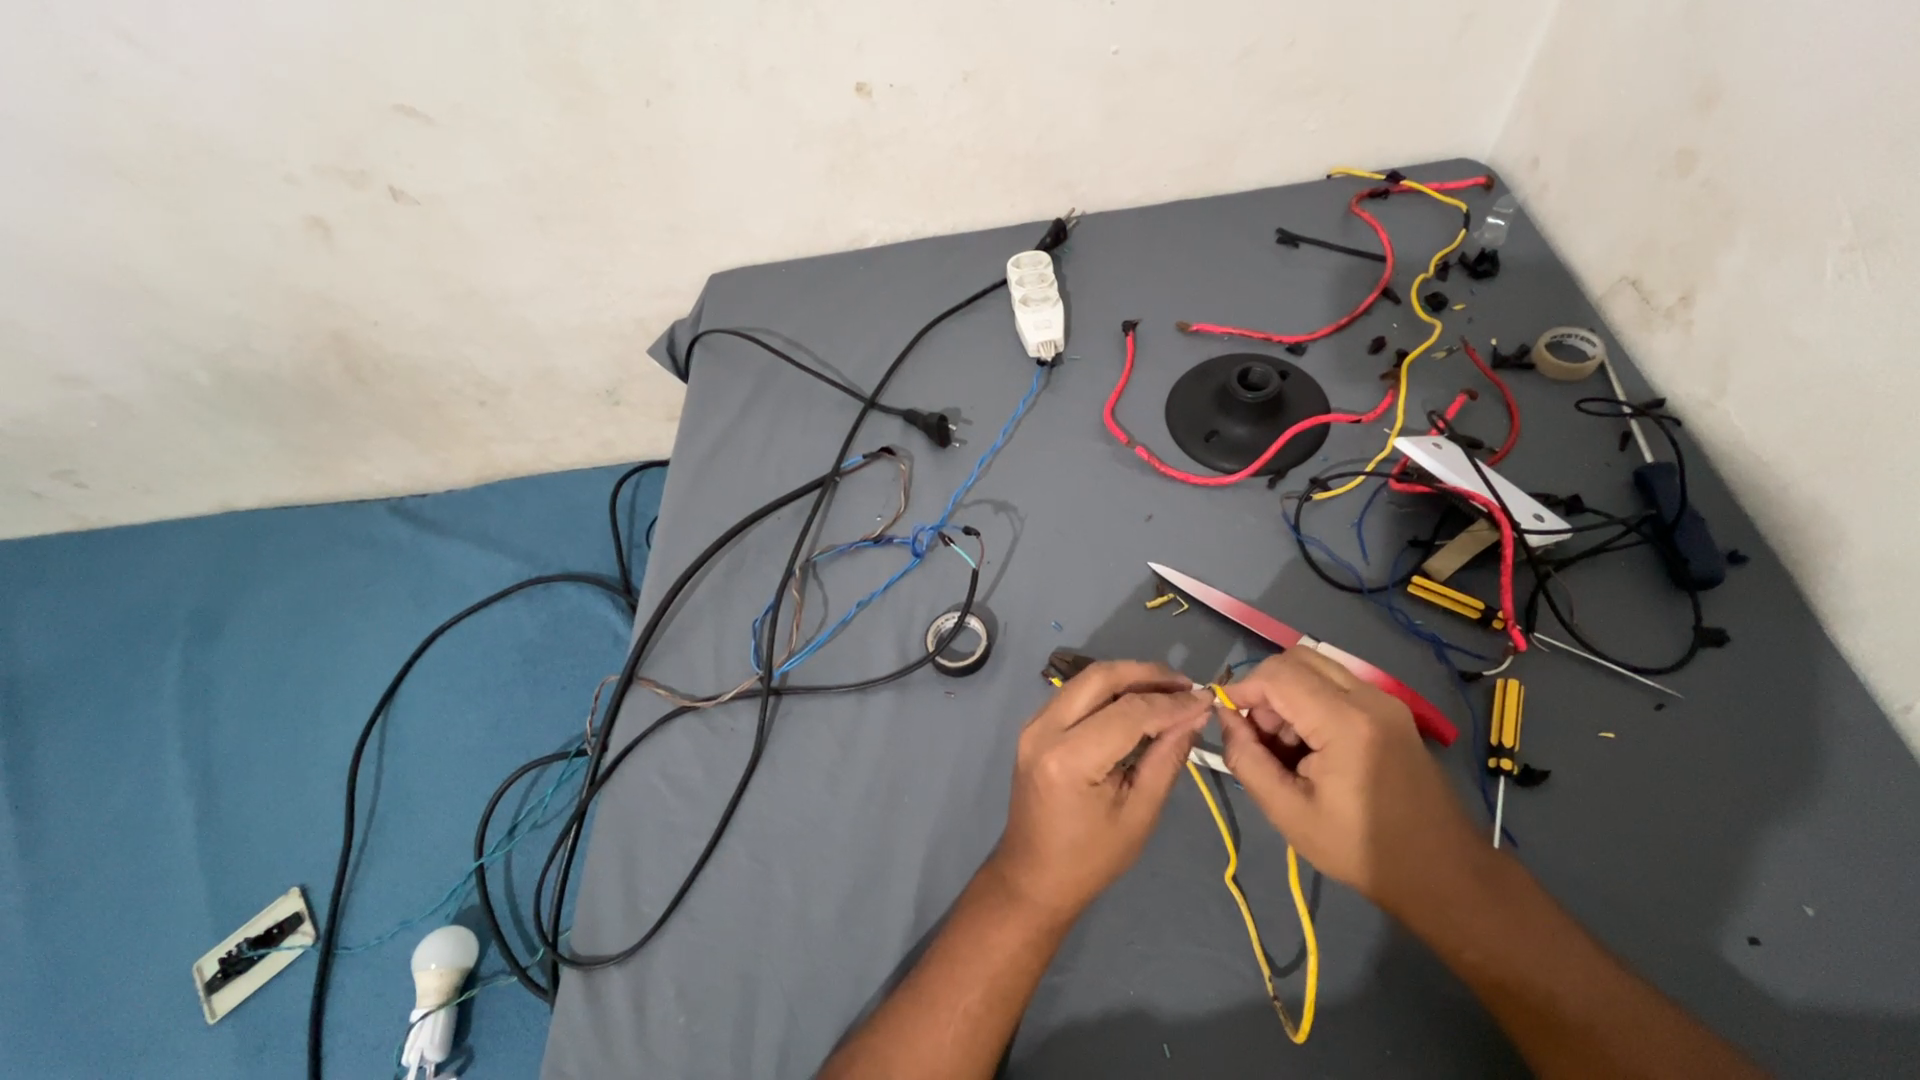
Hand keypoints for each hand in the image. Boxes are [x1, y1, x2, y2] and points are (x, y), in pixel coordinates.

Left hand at [987, 661, 1210, 921]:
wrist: (1033, 876)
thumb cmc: (1090, 858)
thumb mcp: (1139, 813)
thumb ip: (1166, 758)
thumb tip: (1194, 715)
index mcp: (1069, 758)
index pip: (1129, 711)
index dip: (1172, 702)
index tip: (1206, 699)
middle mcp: (1044, 730)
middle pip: (1101, 677)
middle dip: (1148, 674)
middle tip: (1187, 685)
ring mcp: (1033, 725)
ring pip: (1087, 679)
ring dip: (1129, 677)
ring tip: (1170, 690)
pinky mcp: (1034, 727)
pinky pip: (1076, 693)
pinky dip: (1109, 690)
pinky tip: (1138, 702)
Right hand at [1220, 648, 1481, 914]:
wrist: (1442, 871)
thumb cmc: (1362, 848)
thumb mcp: (1289, 813)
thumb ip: (1247, 759)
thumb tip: (1227, 719)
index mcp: (1346, 722)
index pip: (1277, 675)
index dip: (1242, 689)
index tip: (1227, 722)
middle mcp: (1369, 698)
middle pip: (1297, 659)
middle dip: (1265, 688)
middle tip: (1259, 735)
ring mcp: (1386, 701)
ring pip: (1316, 668)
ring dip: (1287, 694)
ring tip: (1284, 746)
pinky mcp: (1391, 711)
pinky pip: (1337, 684)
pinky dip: (1310, 700)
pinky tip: (1310, 746)